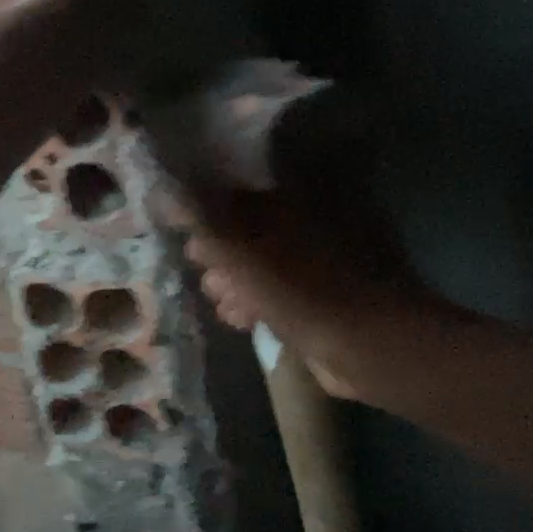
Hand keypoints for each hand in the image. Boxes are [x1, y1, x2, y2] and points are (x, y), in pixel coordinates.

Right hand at [171, 82, 434, 402]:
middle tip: (211, 277)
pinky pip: (277, 288)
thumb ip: (198, 214)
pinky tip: (244, 320)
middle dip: (219, 253)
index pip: (236, 184)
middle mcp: (311, 214)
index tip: (189, 234)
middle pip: (244, 224)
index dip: (205, 207)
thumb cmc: (302, 287)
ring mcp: (322, 254)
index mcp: (296, 192)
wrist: (372, 347)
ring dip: (234, 283)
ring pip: (258, 260)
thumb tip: (160, 187)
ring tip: (228, 306)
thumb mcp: (239, 247)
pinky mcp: (326, 291)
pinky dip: (257, 302)